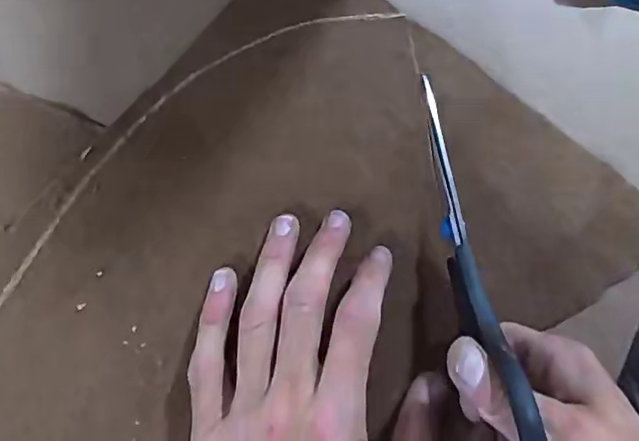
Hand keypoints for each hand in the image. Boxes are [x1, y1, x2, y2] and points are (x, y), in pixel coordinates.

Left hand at [190, 211, 393, 440]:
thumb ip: (414, 436)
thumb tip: (435, 379)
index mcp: (334, 417)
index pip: (357, 323)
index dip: (372, 279)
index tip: (382, 251)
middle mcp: (285, 401)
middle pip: (305, 305)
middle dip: (323, 254)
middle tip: (336, 218)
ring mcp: (238, 413)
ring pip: (255, 318)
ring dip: (271, 265)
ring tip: (285, 223)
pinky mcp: (202, 430)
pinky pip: (204, 362)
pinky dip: (210, 315)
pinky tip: (220, 275)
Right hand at [394, 323, 638, 440]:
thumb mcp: (558, 428)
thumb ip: (508, 395)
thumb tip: (457, 349)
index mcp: (561, 357)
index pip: (503, 337)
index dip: (473, 356)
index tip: (444, 386)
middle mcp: (557, 379)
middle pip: (501, 375)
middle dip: (476, 399)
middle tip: (456, 427)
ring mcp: (558, 413)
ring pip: (507, 409)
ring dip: (486, 425)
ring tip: (464, 436)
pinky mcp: (558, 434)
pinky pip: (521, 428)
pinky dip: (503, 436)